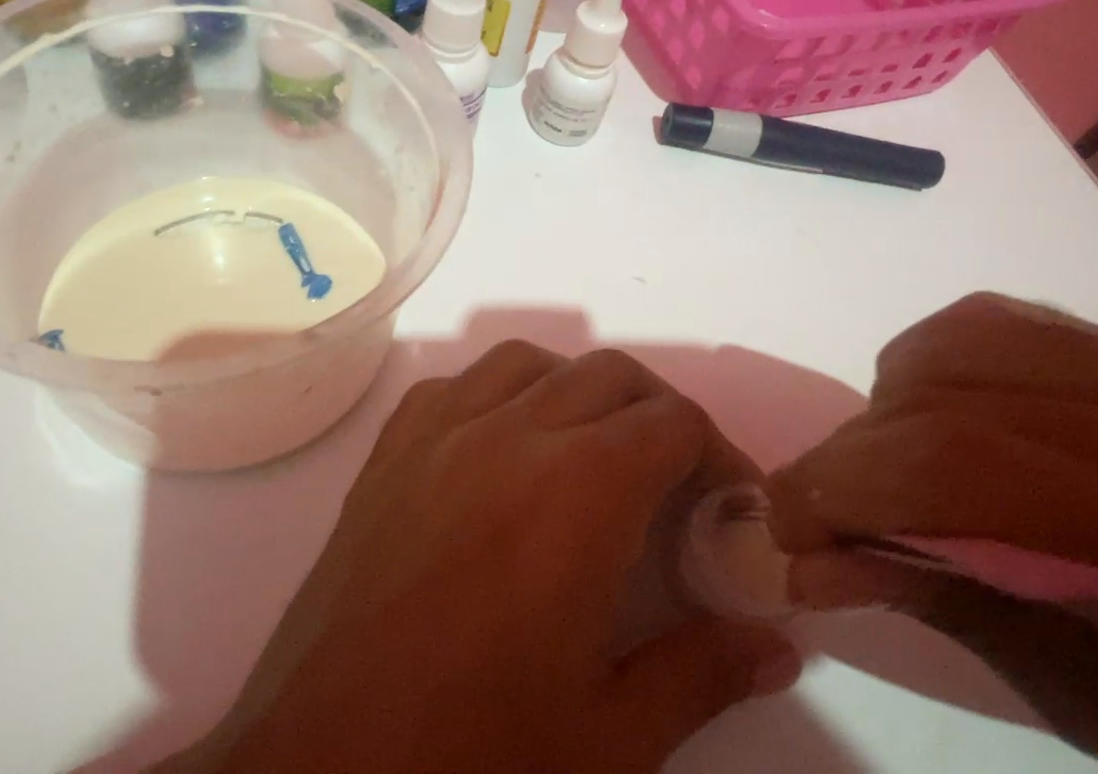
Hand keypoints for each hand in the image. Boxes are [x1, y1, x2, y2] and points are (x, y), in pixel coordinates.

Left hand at [159, 342, 799, 773]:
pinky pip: (454, 386)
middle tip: (674, 482)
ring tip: (591, 453)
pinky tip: (501, 450)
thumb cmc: (474, 751)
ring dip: (576, 391)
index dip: (718, 456)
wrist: (324, 764)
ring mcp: (438, 435)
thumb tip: (773, 646)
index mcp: (579, 489)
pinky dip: (497, 395)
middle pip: (610, 377)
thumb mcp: (610, 734)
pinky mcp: (387, 454)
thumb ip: (700, 673)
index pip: (674, 424)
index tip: (728, 506)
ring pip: (529, 363)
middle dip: (658, 416)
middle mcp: (509, 434)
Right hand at [768, 294, 1097, 772]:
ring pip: (972, 343)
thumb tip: (808, 560)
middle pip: (959, 403)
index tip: (789, 530)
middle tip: (812, 515)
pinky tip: (947, 426)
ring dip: (888, 407)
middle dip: (849, 456)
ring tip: (888, 473)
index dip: (852, 488)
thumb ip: (957, 611)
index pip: (983, 479)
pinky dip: (937, 367)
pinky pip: (1009, 322)